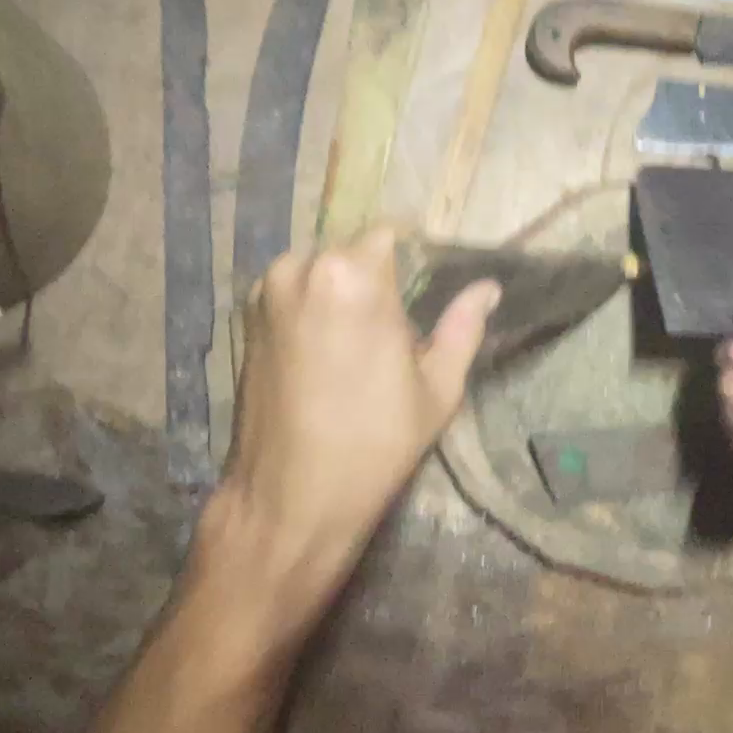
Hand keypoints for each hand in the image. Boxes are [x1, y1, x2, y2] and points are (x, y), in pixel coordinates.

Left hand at [188, 228, 498, 648]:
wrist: (291, 497)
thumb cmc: (375, 444)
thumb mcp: (436, 388)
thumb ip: (462, 327)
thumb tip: (488, 288)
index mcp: (353, 277)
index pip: (390, 234)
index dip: (414, 256)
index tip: (428, 284)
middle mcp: (301, 269)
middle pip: (352, 253)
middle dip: (376, 279)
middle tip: (397, 329)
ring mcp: (265, 293)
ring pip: (319, 272)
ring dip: (342, 294)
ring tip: (360, 347)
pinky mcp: (244, 320)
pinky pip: (292, 294)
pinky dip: (313, 309)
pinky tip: (326, 355)